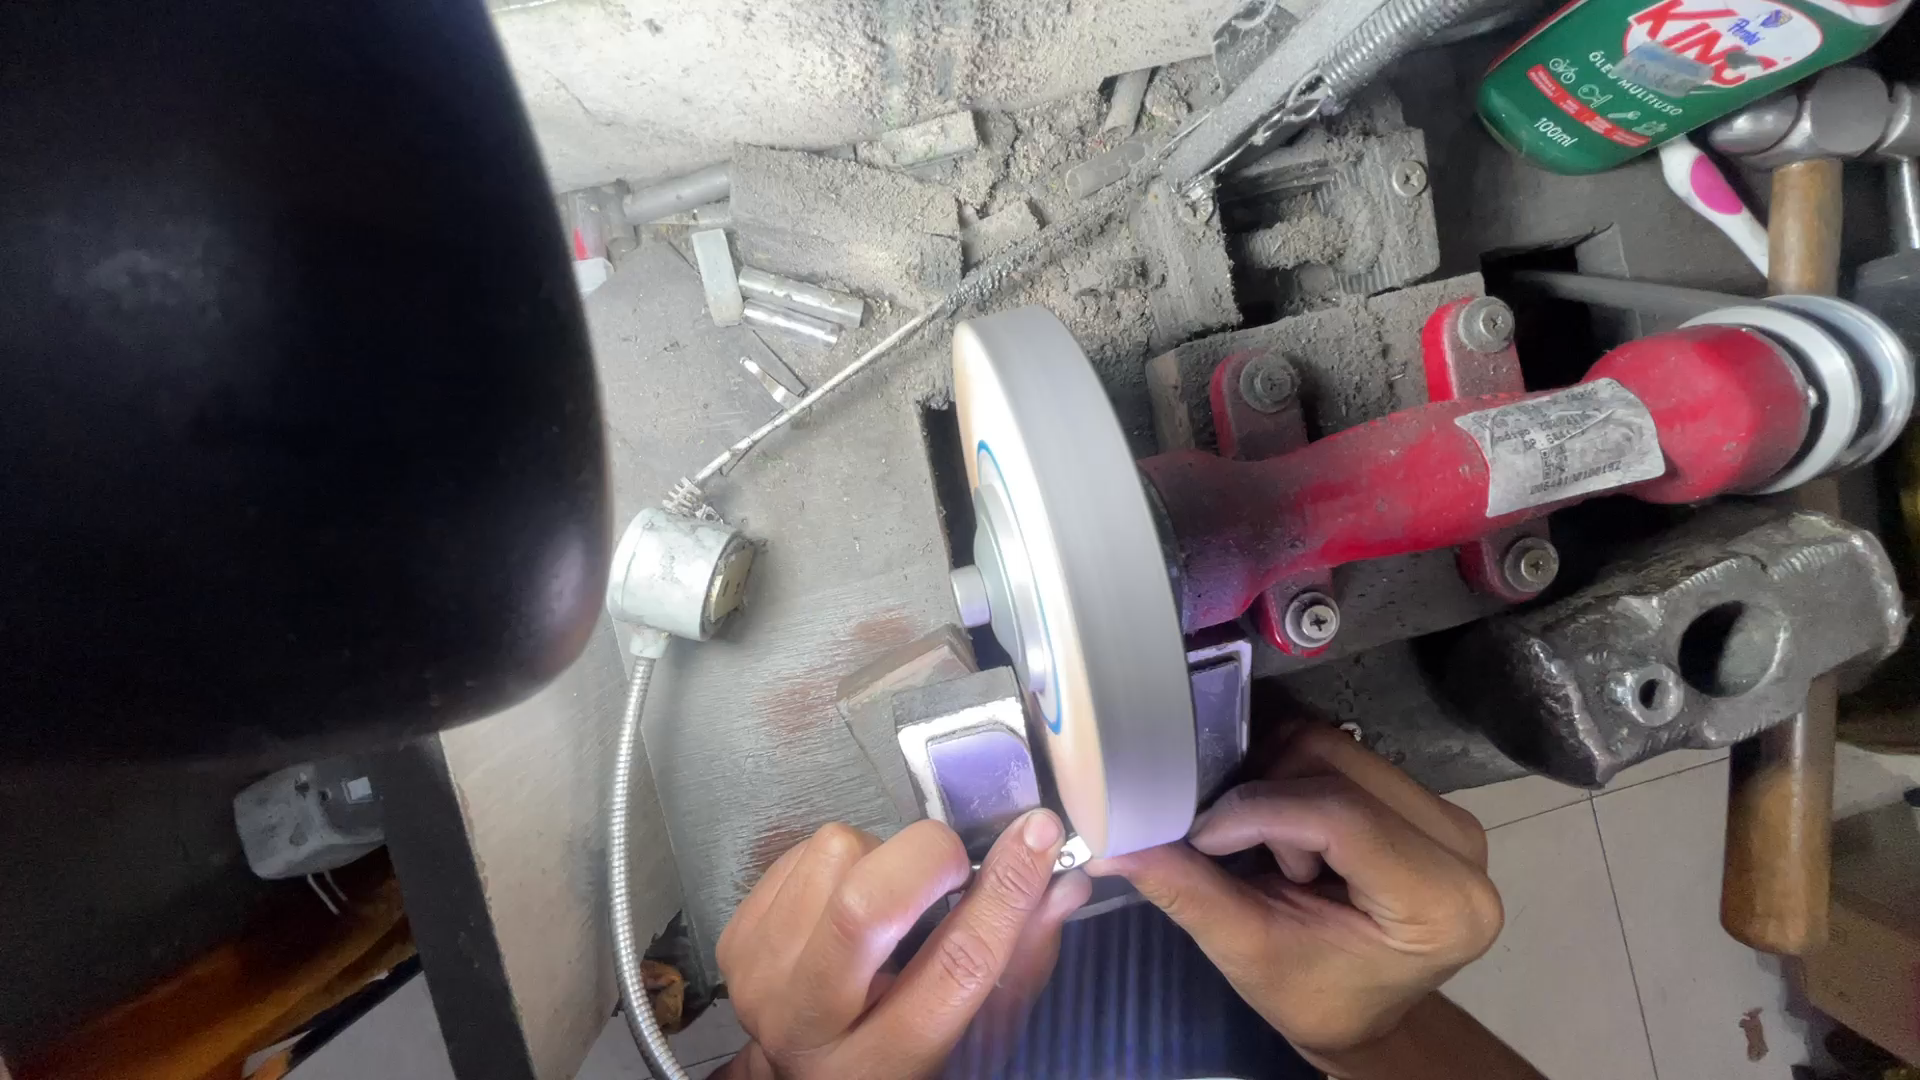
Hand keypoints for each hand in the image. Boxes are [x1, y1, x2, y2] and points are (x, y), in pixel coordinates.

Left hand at [716, 811, 1090, 1079]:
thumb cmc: (900, 1051)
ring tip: (890, 896)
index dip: (1005, 890)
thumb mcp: (975, 1034)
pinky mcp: (740, 930)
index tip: (1038, 832)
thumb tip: (1063, 883)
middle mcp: (811, 1021)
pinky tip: (849, 895)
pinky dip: (845, 856)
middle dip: (929, 857)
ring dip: (882, 856)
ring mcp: (764, 972)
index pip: (957, 965)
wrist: (801, 1067)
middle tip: (951, 866)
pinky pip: (809, 846)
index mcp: (887, 1064)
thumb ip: (1022, 958)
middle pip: (867, 906)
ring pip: (838, 853)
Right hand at [1087, 723, 1502, 1070]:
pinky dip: (1286, 773)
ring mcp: (1439, 811)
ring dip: (1276, 785)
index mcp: (1439, 902)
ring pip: (1328, 744)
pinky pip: (1332, 747)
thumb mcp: (1247, 951)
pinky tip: (1283, 824)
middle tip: (1245, 852)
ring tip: (1271, 849)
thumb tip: (1111, 842)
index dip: (1257, 811)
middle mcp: (1457, 844)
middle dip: (1267, 798)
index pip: (1339, 816)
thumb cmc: (1313, 990)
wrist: (1359, 1007)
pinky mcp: (1411, 793)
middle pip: (1331, 762)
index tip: (1202, 836)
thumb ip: (1187, 889)